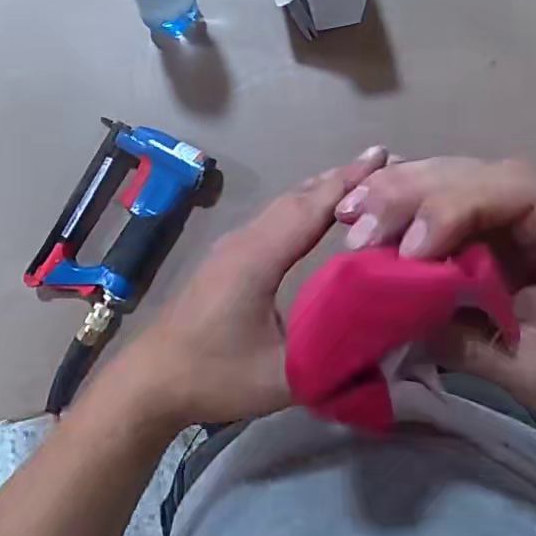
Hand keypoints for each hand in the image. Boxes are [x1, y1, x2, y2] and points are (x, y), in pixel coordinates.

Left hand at [96, 146, 392, 430]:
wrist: (152, 379)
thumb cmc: (215, 375)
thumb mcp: (284, 375)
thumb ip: (335, 351)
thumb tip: (383, 330)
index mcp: (257, 258)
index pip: (309, 209)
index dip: (347, 182)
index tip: (382, 156)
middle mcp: (243, 242)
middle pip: (295, 199)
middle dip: (339, 179)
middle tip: (381, 164)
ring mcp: (230, 248)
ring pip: (281, 208)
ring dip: (319, 192)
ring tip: (359, 184)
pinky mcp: (225, 260)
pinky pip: (271, 222)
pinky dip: (301, 210)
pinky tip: (315, 218)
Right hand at [335, 157, 535, 440]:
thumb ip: (472, 342)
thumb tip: (397, 315)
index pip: (521, 191)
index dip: (460, 205)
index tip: (413, 248)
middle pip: (476, 174)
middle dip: (413, 194)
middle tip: (359, 227)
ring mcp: (515, 219)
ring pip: (452, 178)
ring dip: (397, 191)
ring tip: (351, 211)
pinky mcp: (490, 233)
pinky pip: (442, 202)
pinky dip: (401, 203)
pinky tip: (366, 205)